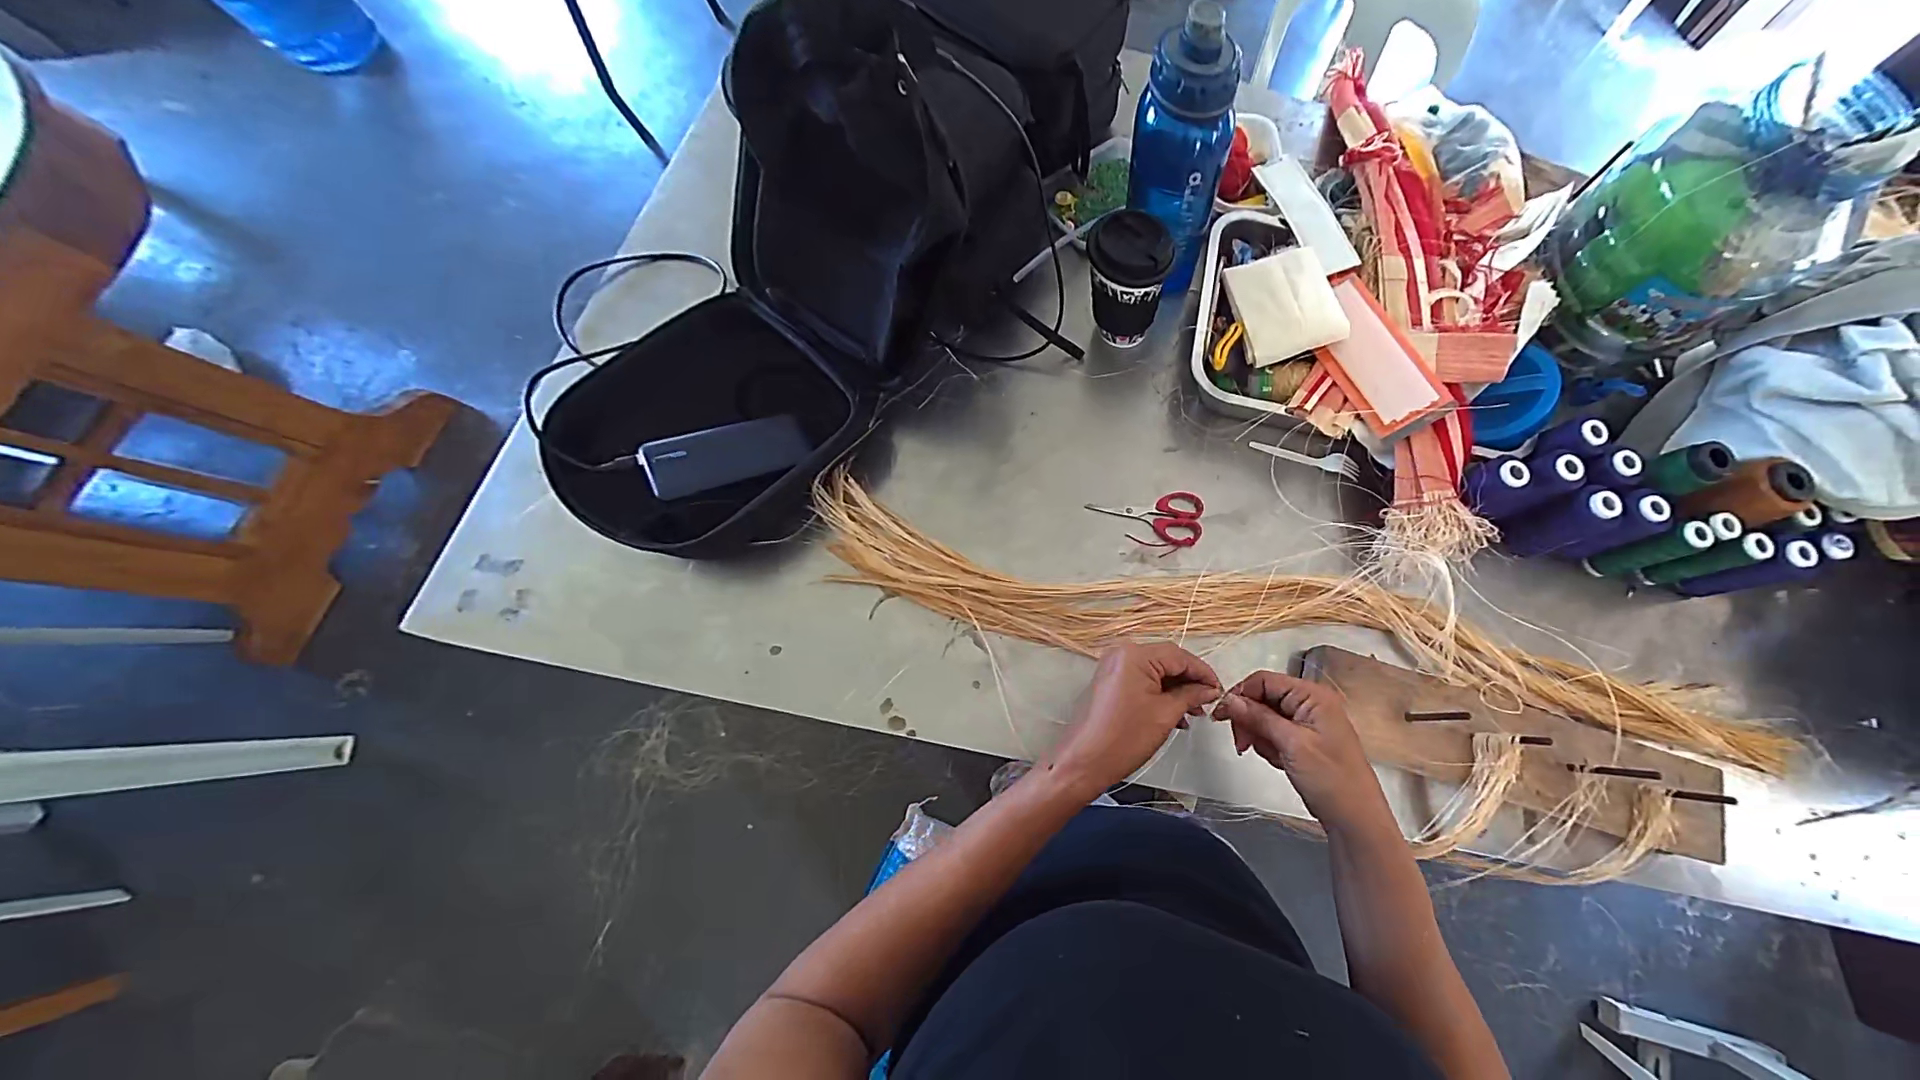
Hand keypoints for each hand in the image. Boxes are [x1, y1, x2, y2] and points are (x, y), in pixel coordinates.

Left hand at [1037, 644, 1221, 798]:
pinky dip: (1160, 694)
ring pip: (1155, 672)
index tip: (1219, 689)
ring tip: (1193, 712)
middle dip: (1189, 681)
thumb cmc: (1123, 737)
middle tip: (1208, 702)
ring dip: (1176, 690)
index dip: (1203, 672)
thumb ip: (1191, 695)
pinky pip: (1142, 680)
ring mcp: (1113, 668)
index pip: (1179, 655)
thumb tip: (1208, 689)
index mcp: (1134, 655)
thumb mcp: (1166, 713)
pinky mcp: (1110, 682)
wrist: (1086, 760)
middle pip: (1166, 661)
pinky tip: (1175, 715)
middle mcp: (1121, 654)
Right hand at [1211, 671, 1390, 832]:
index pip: (1263, 680)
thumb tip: (1230, 699)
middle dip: (1249, 720)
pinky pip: (1272, 732)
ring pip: (1264, 716)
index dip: (1241, 695)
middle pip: (1262, 697)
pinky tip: (1278, 760)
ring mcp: (1307, 721)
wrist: (1355, 819)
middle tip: (1243, 742)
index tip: (1224, 716)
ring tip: (1271, 755)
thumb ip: (1258, 717)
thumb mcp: (1292, 744)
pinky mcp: (1303, 738)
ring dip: (1258, 735)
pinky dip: (1268, 745)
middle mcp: (1310, 703)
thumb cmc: (1334, 781)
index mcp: (1313, 696)